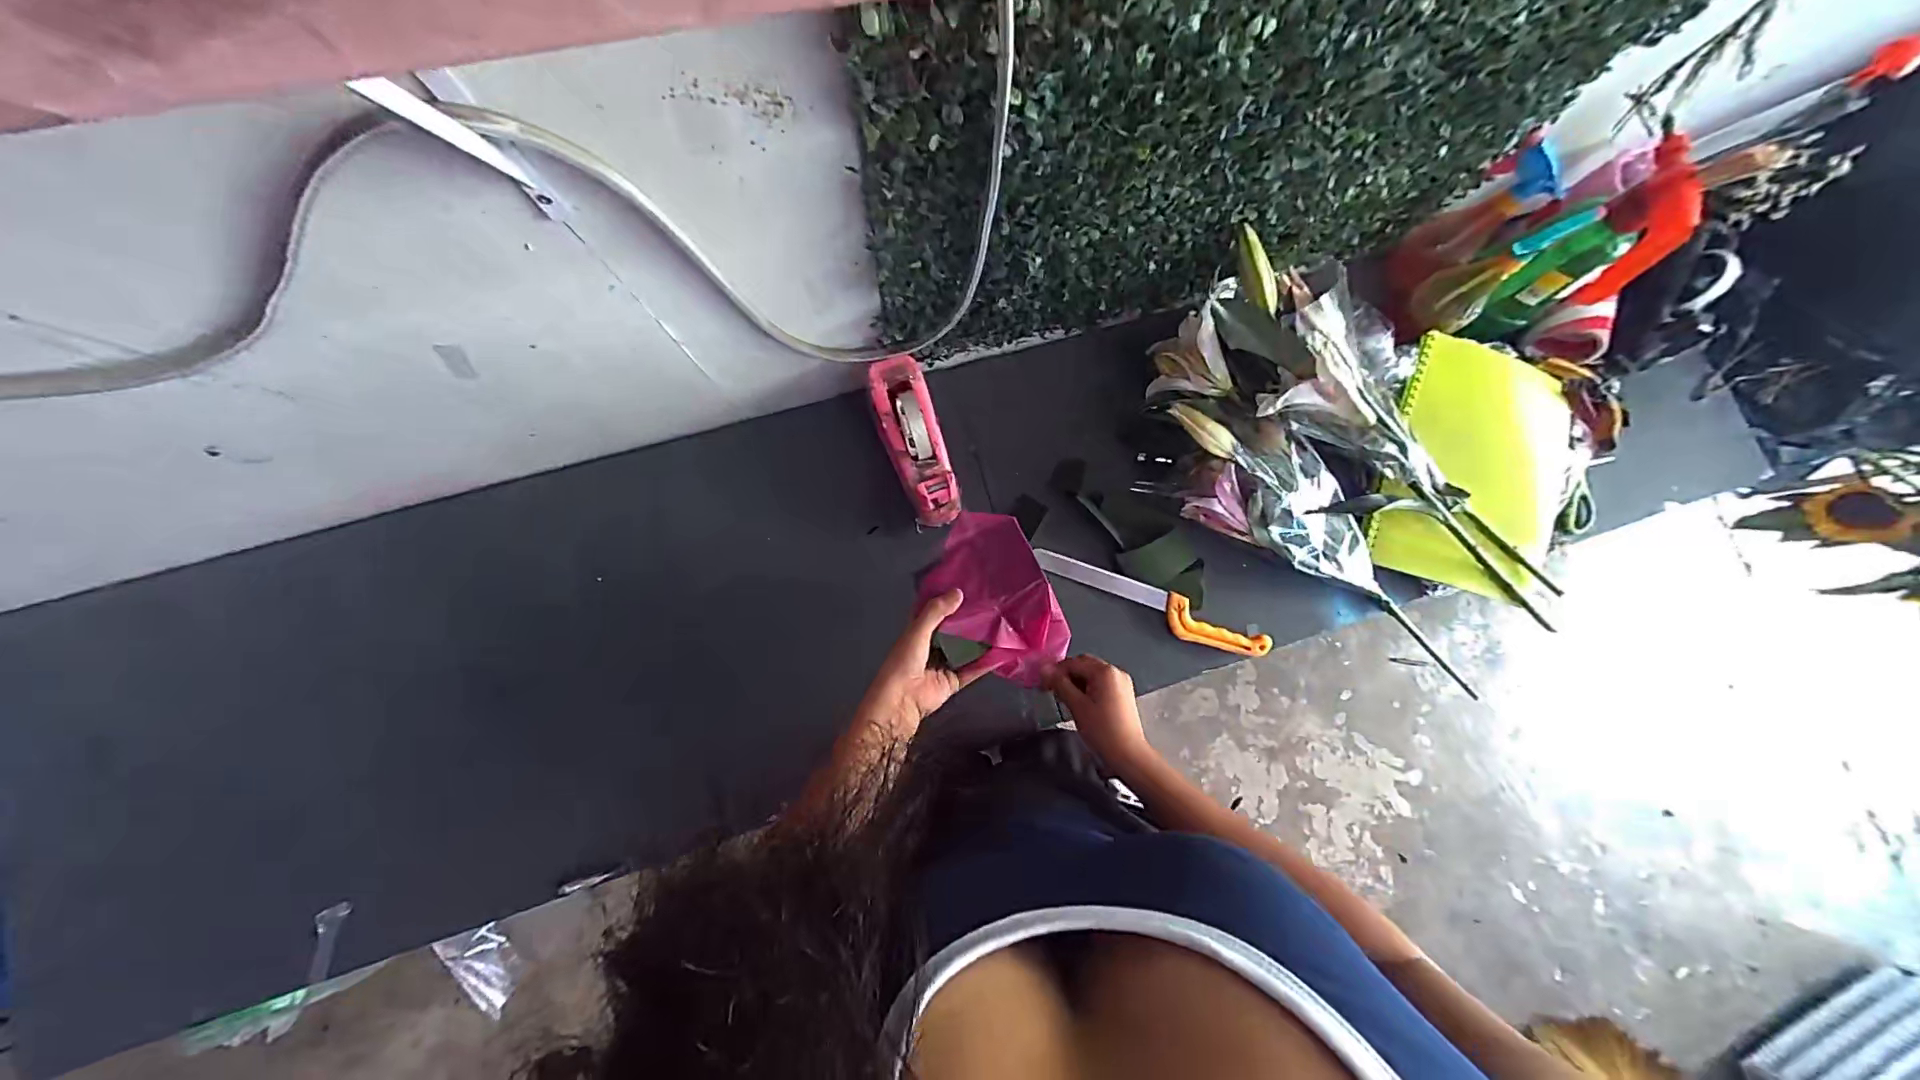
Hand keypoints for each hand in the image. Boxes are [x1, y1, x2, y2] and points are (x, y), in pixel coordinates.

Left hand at [855, 589, 991, 738]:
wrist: (901, 701)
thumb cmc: (903, 663)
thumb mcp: (917, 631)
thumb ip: (936, 612)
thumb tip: (958, 593)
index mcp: (917, 632)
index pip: (935, 613)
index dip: (948, 602)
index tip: (968, 589)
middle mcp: (930, 647)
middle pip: (953, 631)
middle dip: (968, 621)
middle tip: (991, 606)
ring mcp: (942, 665)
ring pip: (964, 650)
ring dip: (979, 641)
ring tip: (1000, 625)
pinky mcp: (953, 682)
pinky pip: (972, 670)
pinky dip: (985, 663)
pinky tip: (1000, 653)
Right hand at [1044, 655, 1153, 768]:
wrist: (1128, 754)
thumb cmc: (1102, 731)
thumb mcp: (1076, 706)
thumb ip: (1059, 684)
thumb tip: (1044, 669)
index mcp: (1105, 672)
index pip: (1073, 662)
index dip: (1056, 671)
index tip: (1043, 683)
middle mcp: (1115, 672)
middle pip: (1084, 665)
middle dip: (1067, 676)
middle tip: (1053, 691)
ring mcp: (1121, 682)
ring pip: (1092, 674)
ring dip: (1077, 683)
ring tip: (1066, 700)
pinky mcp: (1123, 693)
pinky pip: (1101, 683)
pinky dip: (1088, 689)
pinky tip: (1081, 703)